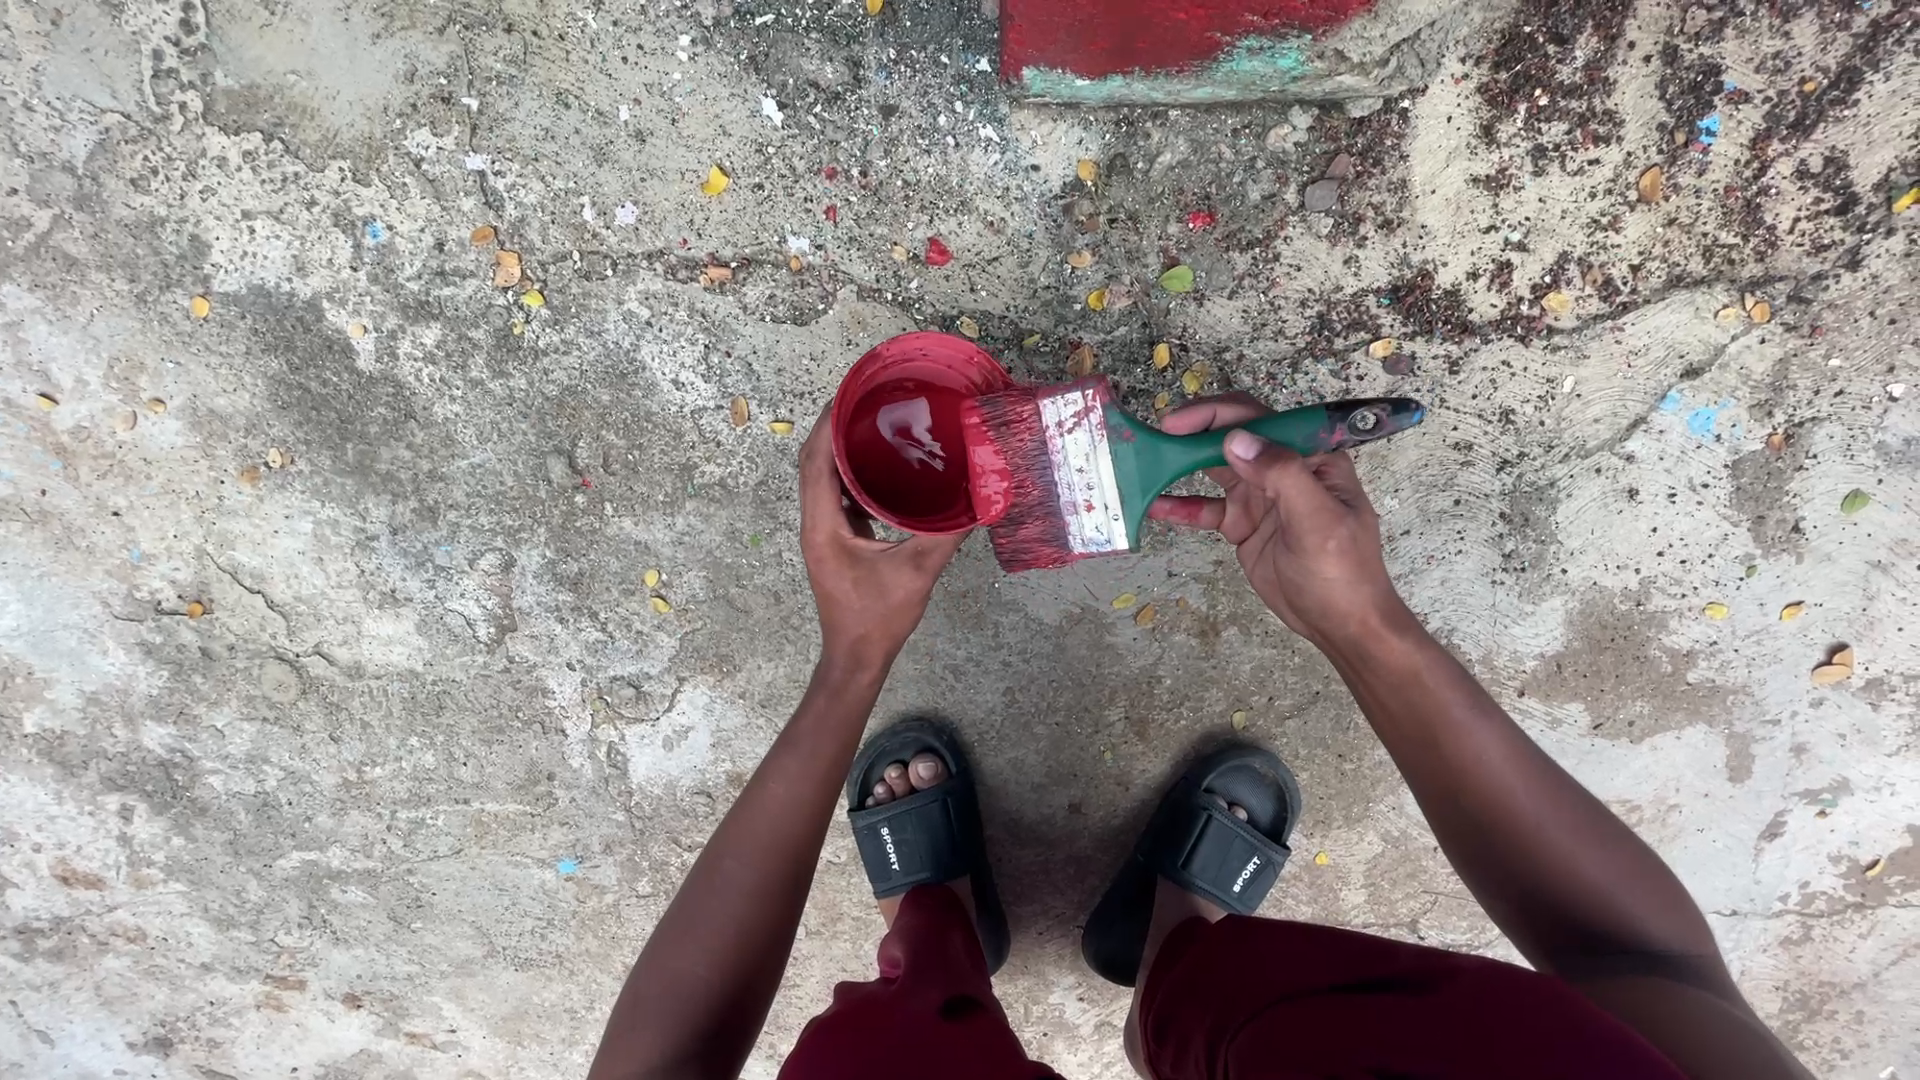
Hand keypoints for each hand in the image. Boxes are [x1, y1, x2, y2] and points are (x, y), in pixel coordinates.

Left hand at [797, 409, 967, 676]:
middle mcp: (815, 522)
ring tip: (873, 423)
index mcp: (824, 525)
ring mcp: (822, 531)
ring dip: (839, 449)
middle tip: (867, 400)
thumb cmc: (878, 619)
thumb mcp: (917, 573)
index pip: (815, 461)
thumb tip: (980, 500)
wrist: (856, 657)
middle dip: (832, 427)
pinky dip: (850, 473)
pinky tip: (880, 466)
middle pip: (813, 462)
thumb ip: (946, 535)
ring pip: (821, 477)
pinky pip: (835, 494)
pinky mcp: (834, 540)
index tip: (851, 394)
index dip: (827, 424)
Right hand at [1147, 394, 1406, 649]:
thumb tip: (1234, 439)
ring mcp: (1259, 497)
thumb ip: (1281, 475)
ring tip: (1144, 464)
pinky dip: (1178, 507)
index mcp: (1309, 457)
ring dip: (1180, 465)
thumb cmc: (1342, 571)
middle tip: (1153, 439)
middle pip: (1231, 438)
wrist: (1340, 624)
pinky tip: (1152, 506)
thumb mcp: (1318, 521)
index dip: (1217, 415)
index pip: (1260, 421)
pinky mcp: (1240, 524)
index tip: (1177, 423)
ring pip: (1213, 469)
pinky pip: (1204, 509)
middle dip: (1192, 434)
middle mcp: (1281, 469)